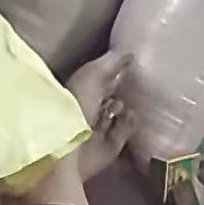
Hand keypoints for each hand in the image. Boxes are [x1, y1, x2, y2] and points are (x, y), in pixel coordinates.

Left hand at [65, 52, 135, 180]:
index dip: (110, 71)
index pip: (96, 80)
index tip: (128, 63)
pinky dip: (128, 123)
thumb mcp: (91, 76)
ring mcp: (97, 133)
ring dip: (122, 107)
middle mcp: (86, 114)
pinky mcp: (109, 149)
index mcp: (75, 95)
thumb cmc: (77, 107)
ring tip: (121, 104)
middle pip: (107, 97)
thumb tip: (129, 55)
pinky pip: (124, 132)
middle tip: (131, 80)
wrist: (72, 149)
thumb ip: (110, 63)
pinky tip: (128, 116)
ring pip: (117, 115)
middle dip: (118, 88)